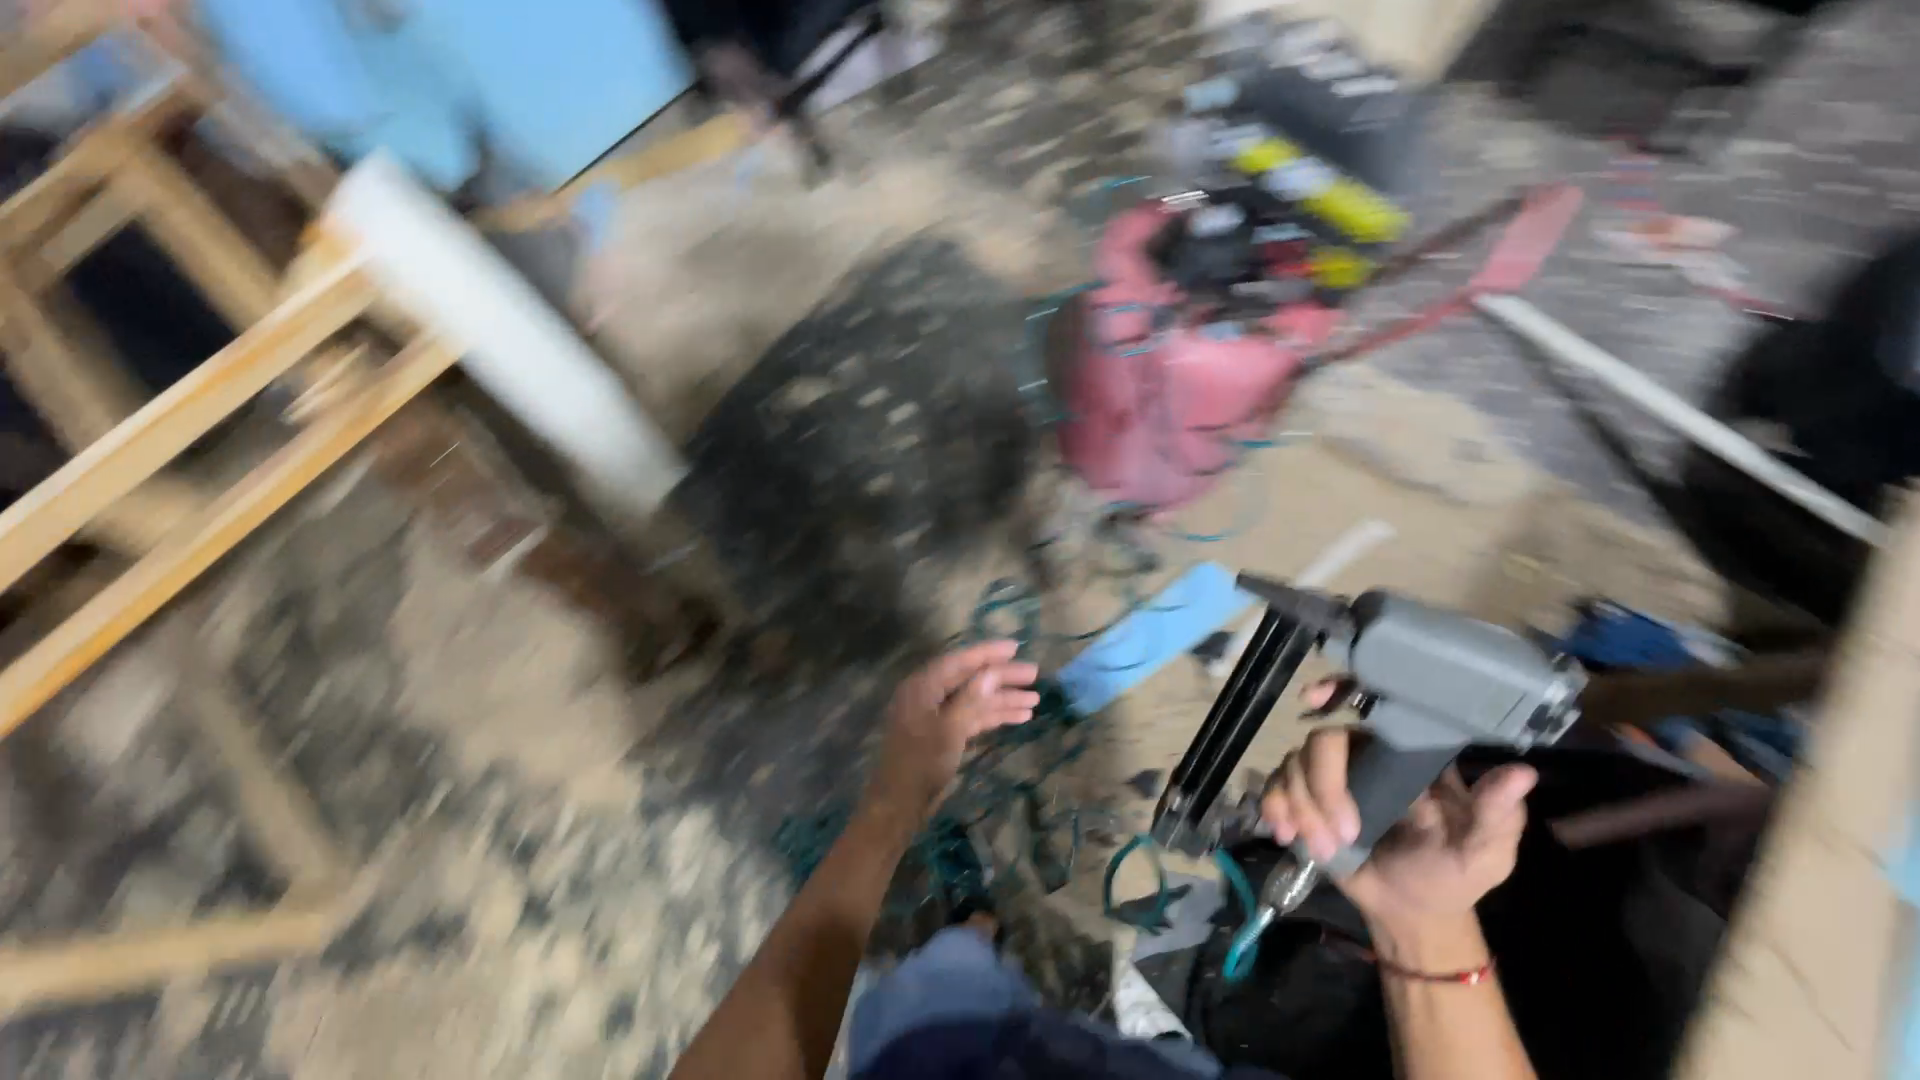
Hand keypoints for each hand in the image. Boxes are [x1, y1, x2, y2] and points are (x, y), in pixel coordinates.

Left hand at [861, 641, 1040, 825]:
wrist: (900, 805)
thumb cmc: (921, 764)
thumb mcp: (949, 729)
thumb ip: (971, 699)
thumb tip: (992, 672)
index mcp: (922, 687)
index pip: (959, 661)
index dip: (988, 653)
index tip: (1016, 648)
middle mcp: (929, 695)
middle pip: (970, 679)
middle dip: (1002, 677)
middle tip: (1034, 674)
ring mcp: (936, 715)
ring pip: (974, 699)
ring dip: (1002, 699)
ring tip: (1035, 699)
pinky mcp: (944, 734)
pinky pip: (972, 717)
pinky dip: (993, 716)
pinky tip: (1019, 717)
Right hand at [1259, 689, 1536, 928]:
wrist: (1410, 913)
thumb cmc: (1452, 875)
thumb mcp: (1484, 853)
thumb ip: (1497, 817)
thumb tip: (1522, 774)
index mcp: (1405, 753)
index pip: (1370, 705)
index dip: (1338, 691)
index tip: (1312, 698)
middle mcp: (1362, 754)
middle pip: (1322, 740)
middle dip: (1323, 785)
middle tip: (1341, 834)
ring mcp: (1328, 776)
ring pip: (1294, 765)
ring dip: (1302, 808)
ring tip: (1324, 848)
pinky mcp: (1302, 799)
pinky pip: (1274, 788)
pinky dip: (1274, 807)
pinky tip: (1285, 834)